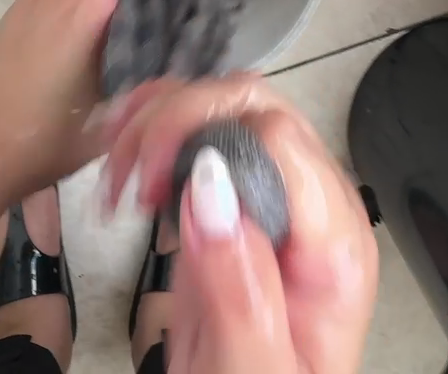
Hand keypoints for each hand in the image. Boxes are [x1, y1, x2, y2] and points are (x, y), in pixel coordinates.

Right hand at [102, 76, 377, 373]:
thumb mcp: (251, 373)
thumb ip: (239, 289)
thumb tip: (210, 180)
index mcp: (333, 242)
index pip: (279, 138)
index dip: (209, 138)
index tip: (151, 183)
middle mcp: (310, 200)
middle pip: (251, 104)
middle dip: (176, 120)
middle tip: (127, 178)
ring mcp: (272, 189)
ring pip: (221, 100)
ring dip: (156, 118)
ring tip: (114, 171)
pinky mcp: (234, 192)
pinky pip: (200, 126)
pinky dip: (153, 124)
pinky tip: (120, 149)